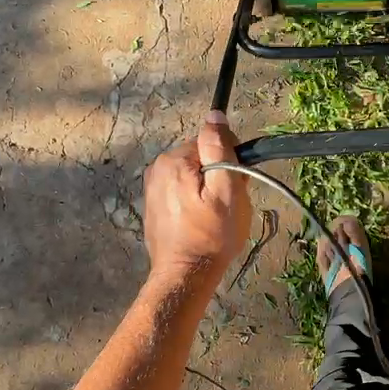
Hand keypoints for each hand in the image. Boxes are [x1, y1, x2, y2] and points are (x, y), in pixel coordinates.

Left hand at [141, 111, 250, 287]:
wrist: (186, 274)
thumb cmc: (212, 234)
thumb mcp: (226, 189)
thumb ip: (219, 149)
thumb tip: (214, 115)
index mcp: (174, 160)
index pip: (212, 141)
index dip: (230, 160)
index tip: (235, 186)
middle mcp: (158, 168)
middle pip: (202, 157)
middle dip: (219, 174)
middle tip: (227, 204)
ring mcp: (153, 186)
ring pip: (193, 174)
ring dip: (208, 189)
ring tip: (214, 215)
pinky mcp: (154, 203)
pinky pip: (182, 189)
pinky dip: (194, 200)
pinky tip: (200, 221)